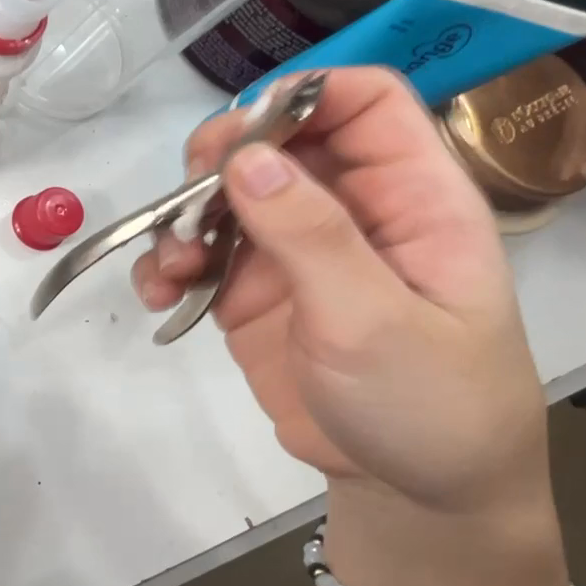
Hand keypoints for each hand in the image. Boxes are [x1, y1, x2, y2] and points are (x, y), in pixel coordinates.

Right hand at [133, 68, 546, 517]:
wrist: (406, 488)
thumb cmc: (425, 401)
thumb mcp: (373, 317)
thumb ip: (310, 235)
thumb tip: (247, 158)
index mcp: (410, 199)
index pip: (365, 104)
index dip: (302, 98)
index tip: (238, 136)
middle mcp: (347, 213)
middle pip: (275, 144)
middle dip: (218, 161)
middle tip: (186, 195)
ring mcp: (292, 253)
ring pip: (222, 200)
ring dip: (180, 223)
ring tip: (171, 270)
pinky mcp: (249, 294)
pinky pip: (196, 258)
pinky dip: (166, 268)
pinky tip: (160, 298)